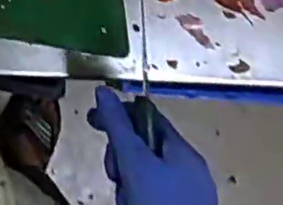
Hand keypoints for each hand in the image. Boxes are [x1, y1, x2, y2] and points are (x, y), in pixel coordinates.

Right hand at [86, 87, 217, 204]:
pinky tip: (131, 204)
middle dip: (120, 153)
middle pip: (143, 143)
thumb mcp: (132, 160)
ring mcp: (187, 195)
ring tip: (124, 195)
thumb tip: (103, 89)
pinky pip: (151, 191)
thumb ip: (117, 123)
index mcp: (184, 152)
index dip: (118, 113)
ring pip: (144, 169)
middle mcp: (189, 170)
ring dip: (125, 177)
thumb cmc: (158, 203)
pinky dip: (136, 194)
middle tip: (112, 170)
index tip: (93, 122)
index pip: (147, 114)